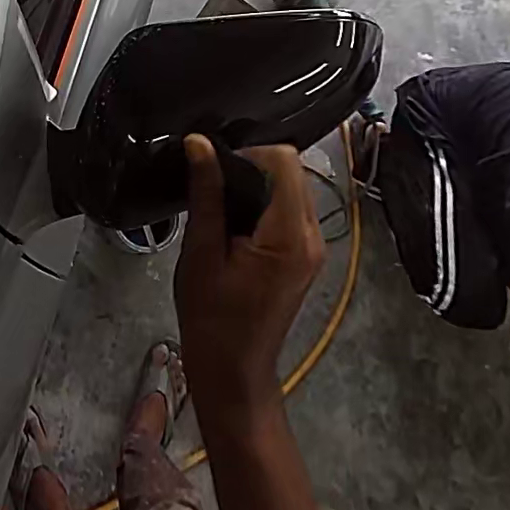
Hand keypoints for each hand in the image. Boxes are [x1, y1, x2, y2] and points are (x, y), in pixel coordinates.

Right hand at [175, 137, 325, 401]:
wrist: (231, 367)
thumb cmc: (210, 313)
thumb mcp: (200, 250)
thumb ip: (206, 193)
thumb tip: (198, 142)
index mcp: (289, 235)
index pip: (284, 161)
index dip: (246, 153)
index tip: (211, 169)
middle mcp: (311, 235)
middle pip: (290, 170)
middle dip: (248, 166)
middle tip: (208, 184)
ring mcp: (311, 246)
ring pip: (289, 186)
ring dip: (253, 184)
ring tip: (214, 200)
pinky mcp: (303, 254)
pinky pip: (286, 207)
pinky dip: (259, 201)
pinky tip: (229, 218)